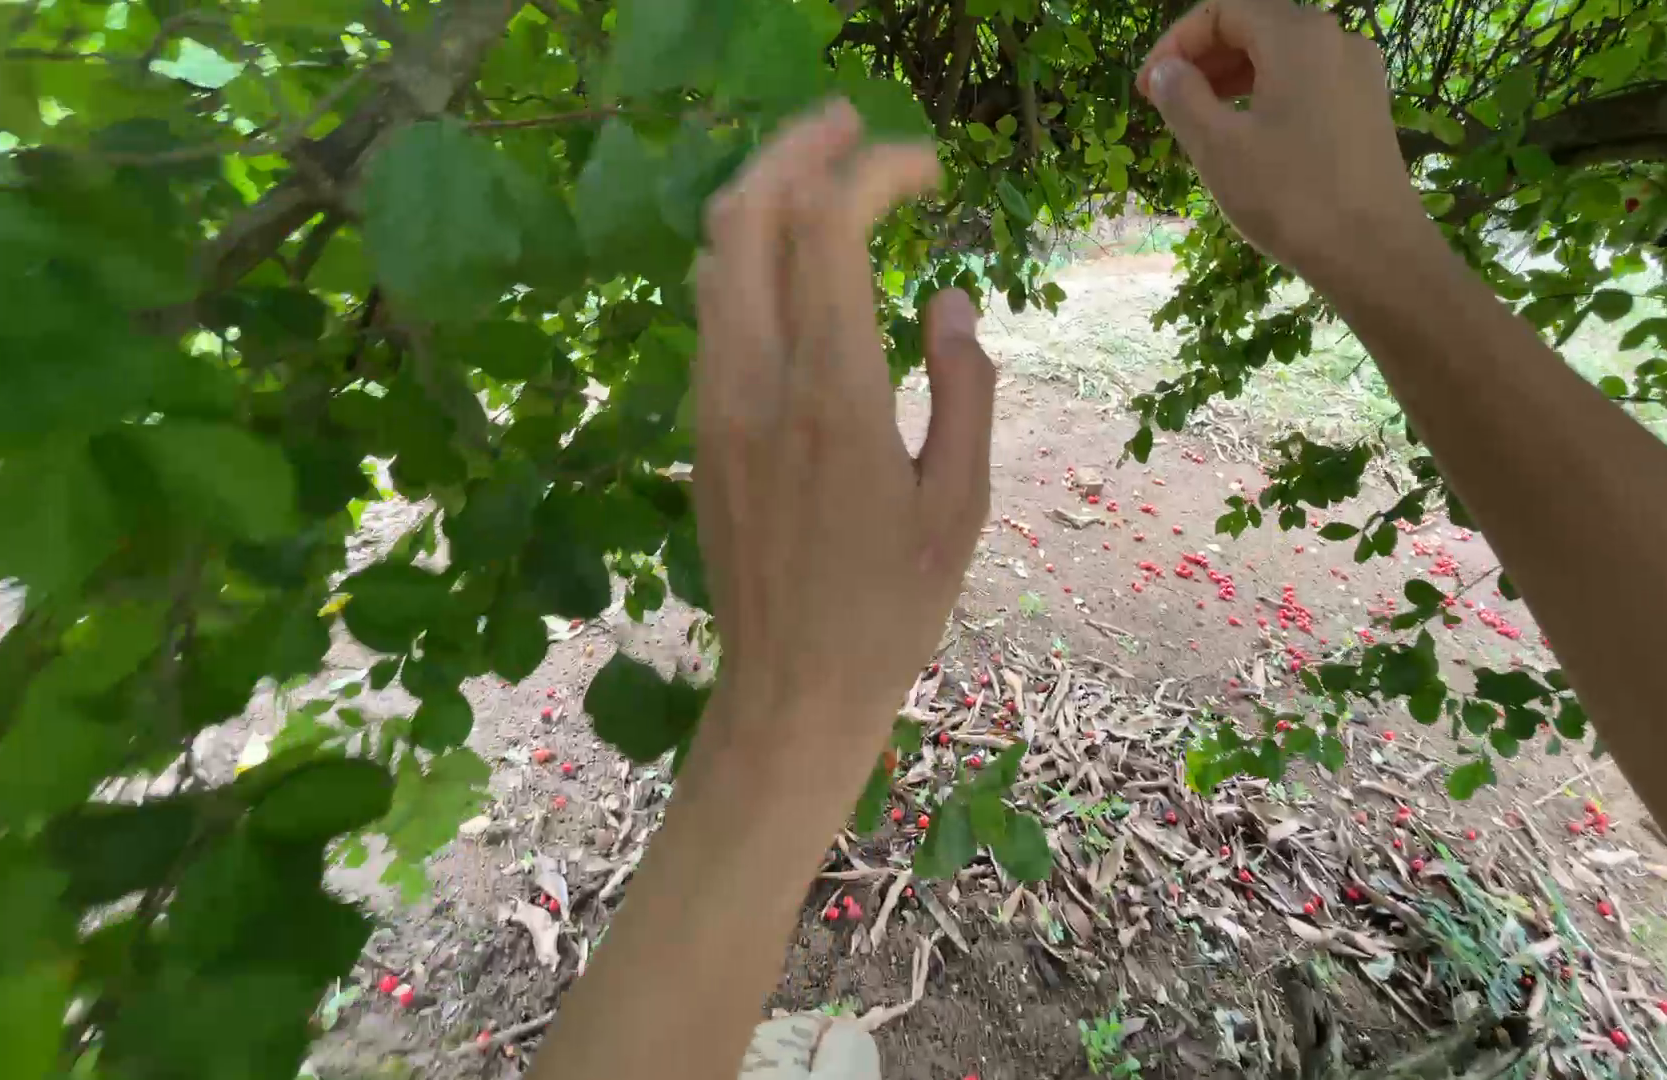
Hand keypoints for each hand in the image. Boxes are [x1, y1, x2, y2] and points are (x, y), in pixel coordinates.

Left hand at [693, 100, 995, 752]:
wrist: (794, 684)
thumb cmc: (894, 607)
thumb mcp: (960, 506)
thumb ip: (965, 391)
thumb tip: (949, 302)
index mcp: (834, 400)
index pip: (829, 232)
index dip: (875, 171)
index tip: (924, 166)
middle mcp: (757, 385)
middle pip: (746, 215)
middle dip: (797, 148)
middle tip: (850, 126)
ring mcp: (715, 407)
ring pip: (715, 259)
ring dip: (762, 199)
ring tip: (818, 181)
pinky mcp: (700, 432)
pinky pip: (712, 315)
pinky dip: (747, 261)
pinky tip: (790, 273)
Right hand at [1138, 0, 1431, 279]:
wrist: (1370, 249)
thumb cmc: (1287, 197)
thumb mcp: (1218, 149)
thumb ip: (1183, 99)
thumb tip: (1166, 69)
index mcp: (1297, 35)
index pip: (1225, 8)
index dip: (1176, 43)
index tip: (1146, 89)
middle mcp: (1334, 39)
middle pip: (1256, 26)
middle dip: (1203, 60)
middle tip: (1165, 106)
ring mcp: (1356, 73)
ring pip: (1280, 59)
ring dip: (1231, 81)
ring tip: (1198, 126)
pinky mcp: (1365, 110)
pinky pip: (1304, 85)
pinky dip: (1264, 99)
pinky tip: (1245, 140)